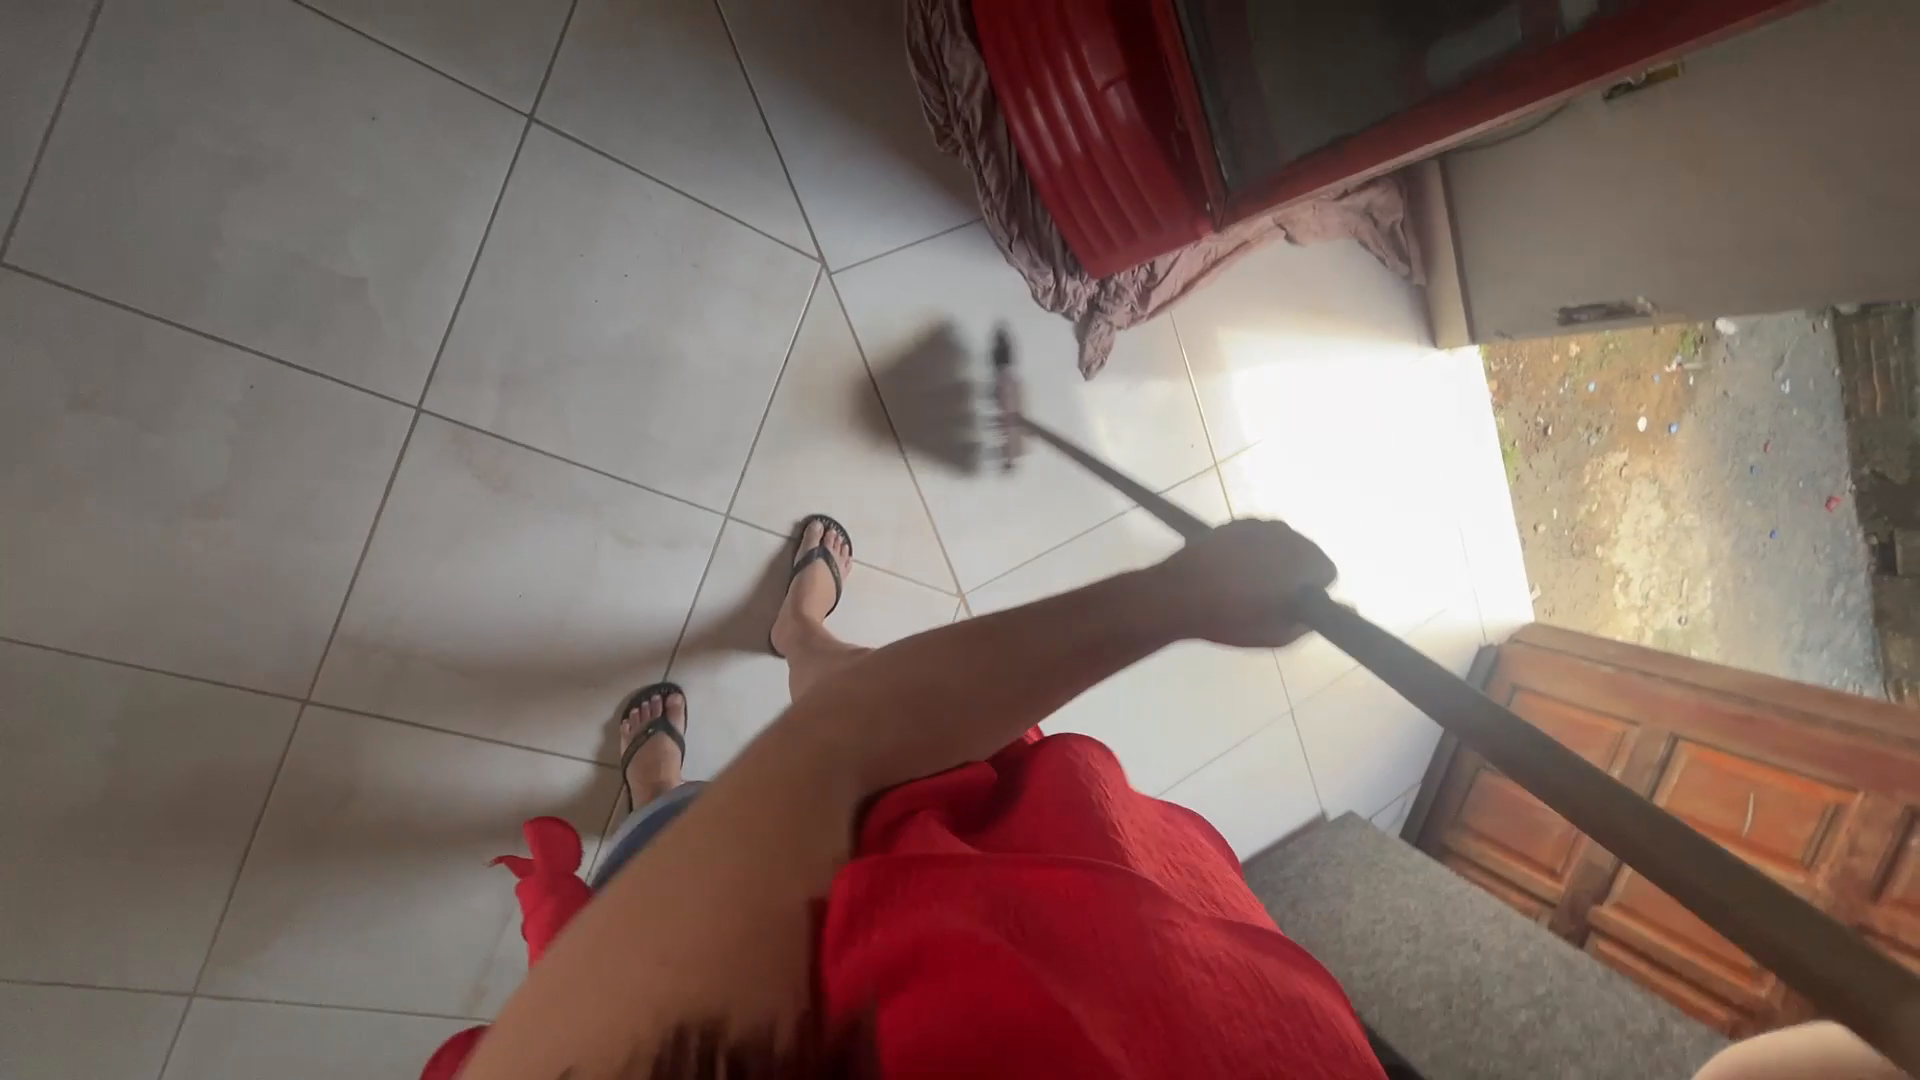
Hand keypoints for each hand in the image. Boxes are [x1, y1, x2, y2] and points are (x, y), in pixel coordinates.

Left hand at [1146, 519, 1336, 647]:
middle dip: (1292, 572)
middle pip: (1305, 553)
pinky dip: (1251, 551)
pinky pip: (1256, 538)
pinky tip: (1230, 571)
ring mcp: (1255, 524)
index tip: (1287, 605)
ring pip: (1280, 544)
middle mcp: (1283, 532)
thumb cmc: (1228, 617)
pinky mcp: (1232, 523)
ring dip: (1272, 560)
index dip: (1311, 591)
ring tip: (1244, 587)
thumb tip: (1344, 606)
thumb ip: (1314, 620)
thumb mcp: (1277, 634)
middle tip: (1264, 598)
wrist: (1174, 595)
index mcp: (1300, 557)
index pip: (1327, 571)